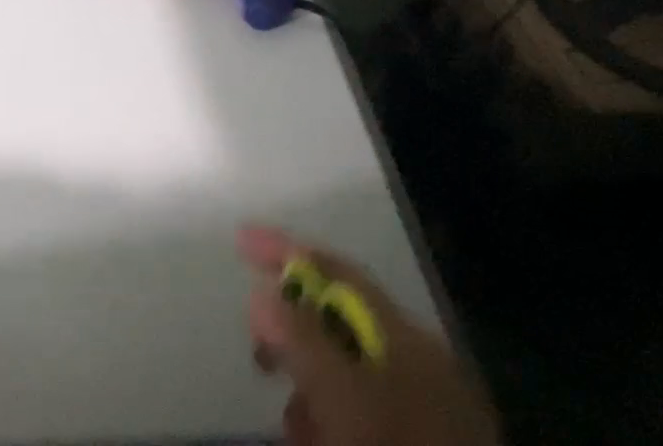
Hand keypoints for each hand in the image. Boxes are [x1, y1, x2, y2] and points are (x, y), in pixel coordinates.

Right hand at [238, 226, 499, 445]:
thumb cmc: (394, 443)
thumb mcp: (342, 393)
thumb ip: (302, 338)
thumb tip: (261, 291)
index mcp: (408, 336)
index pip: (340, 273)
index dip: (288, 250)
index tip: (241, 238)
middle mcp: (418, 359)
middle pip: (340, 320)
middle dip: (292, 330)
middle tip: (258, 350)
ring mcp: (421, 401)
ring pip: (345, 369)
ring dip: (307, 383)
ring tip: (291, 418)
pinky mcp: (415, 434)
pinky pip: (358, 406)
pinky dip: (328, 413)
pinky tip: (312, 436)